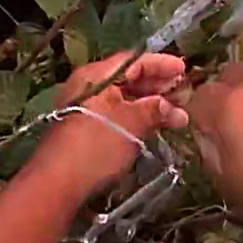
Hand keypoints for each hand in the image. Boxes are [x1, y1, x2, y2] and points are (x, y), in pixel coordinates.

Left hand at [28, 52, 188, 197]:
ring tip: (177, 117)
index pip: (133, 61)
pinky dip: (136, 119)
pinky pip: (115, 116)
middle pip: (127, 79)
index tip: (185, 72)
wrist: (57, 182)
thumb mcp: (131, 123)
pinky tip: (154, 128)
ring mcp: (84, 110)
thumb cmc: (95, 145)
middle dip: (158, 87)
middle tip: (184, 97)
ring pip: (122, 100)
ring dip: (149, 106)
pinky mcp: (84, 131)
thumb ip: (155, 110)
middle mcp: (88, 88)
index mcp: (96, 76)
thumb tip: (174, 109)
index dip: (161, 65)